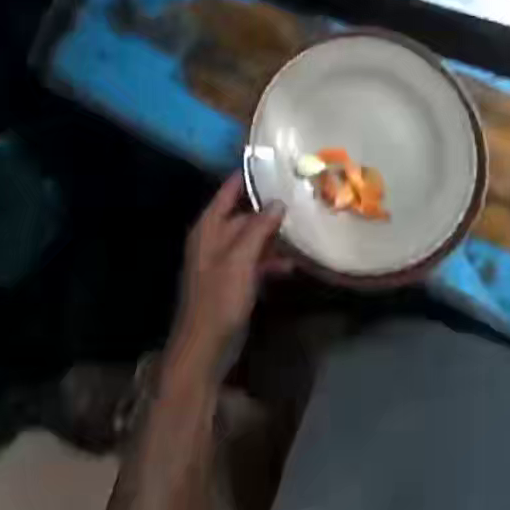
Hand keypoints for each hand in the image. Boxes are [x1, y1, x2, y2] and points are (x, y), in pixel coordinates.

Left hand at [169, 177, 288, 380]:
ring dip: (274, 235)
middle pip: (243, 214)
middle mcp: (215, 239)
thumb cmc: (219, 298)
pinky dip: (272, 260)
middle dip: (268, 209)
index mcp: (209, 228)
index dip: (247, 176)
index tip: (272, 162)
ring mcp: (225, 261)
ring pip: (252, 238)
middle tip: (299, 196)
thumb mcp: (241, 260)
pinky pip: (256, 261)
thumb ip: (258, 229)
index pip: (228, 191)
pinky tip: (294, 263)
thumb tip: (277, 202)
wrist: (206, 347)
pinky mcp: (235, 281)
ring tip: (303, 227)